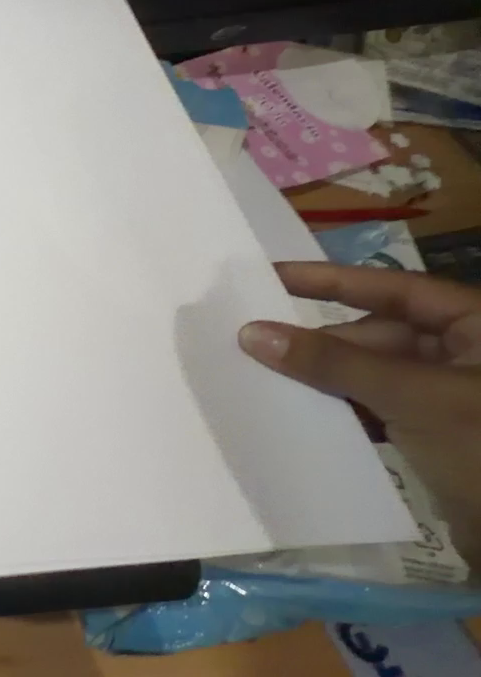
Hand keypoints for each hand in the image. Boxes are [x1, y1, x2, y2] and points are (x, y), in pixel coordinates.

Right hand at [239, 261, 480, 564]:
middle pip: (380, 331)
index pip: (396, 289)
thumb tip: (250, 332)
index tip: (267, 276)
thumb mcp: (413, 399)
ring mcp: (460, 396)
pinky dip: (345, 404)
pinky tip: (305, 412)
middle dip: (322, 341)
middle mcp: (475, 356)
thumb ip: (331, 361)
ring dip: (327, 375)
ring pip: (376, 369)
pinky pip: (382, 402)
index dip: (330, 280)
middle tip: (257, 343)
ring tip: (268, 377)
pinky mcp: (447, 431)